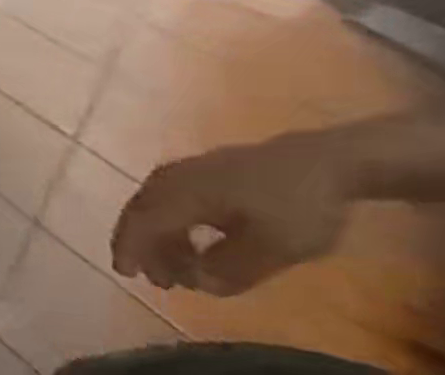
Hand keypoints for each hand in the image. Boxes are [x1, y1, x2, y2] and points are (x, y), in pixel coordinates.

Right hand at [112, 133, 353, 295]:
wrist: (318, 162)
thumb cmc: (295, 205)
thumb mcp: (275, 246)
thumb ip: (233, 267)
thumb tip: (196, 282)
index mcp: (179, 194)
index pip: (141, 222)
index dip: (130, 248)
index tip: (125, 274)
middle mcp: (169, 180)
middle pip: (142, 213)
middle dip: (145, 248)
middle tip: (160, 282)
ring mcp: (182, 173)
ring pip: (155, 207)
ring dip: (160, 239)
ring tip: (180, 268)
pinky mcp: (198, 174)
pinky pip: (169, 200)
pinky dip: (173, 225)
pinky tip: (194, 241)